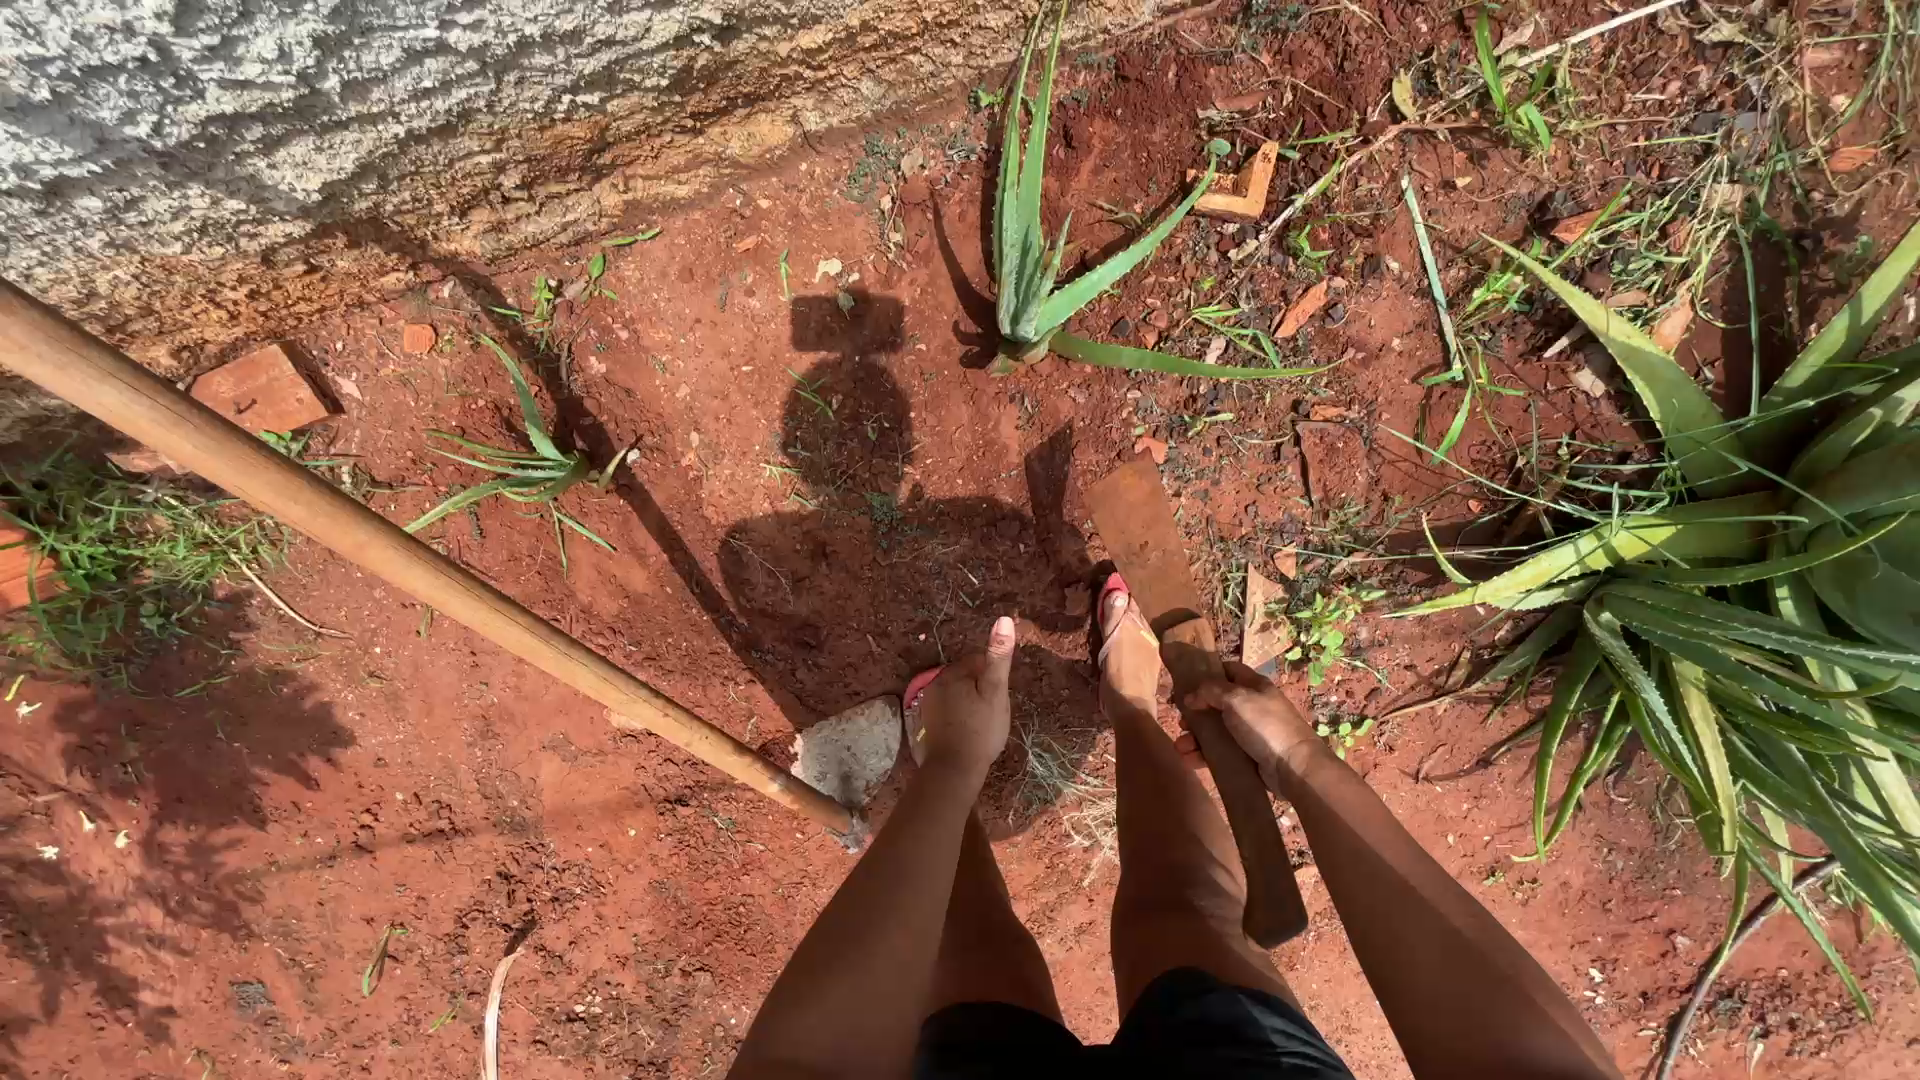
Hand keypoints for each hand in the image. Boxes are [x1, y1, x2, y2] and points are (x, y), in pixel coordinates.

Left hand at [913, 616, 1015, 780]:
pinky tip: (969, 730)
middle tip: (993, 711)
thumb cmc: (980, 730)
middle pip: (967, 676)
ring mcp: (929, 703)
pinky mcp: (928, 721)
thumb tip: (1003, 619)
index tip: (999, 697)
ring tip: (983, 722)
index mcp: (952, 673)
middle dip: (981, 689)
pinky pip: (950, 709)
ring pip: (958, 693)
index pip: (979, 660)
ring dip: (971, 702)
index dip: (993, 677)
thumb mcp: (995, 692)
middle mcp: (935, 683)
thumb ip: (999, 657)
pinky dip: (961, 715)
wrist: (953, 770)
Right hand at [1184, 661, 1323, 787]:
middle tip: (1182, 721)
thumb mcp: (1236, 698)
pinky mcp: (1246, 756)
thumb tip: (1190, 697)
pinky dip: (1202, 754)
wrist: (1293, 767)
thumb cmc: (1265, 725)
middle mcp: (1251, 706)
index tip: (1185, 681)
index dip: (1207, 672)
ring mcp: (1249, 732)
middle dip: (1195, 712)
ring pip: (1214, 730)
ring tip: (1181, 746)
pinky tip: (1188, 758)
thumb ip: (1210, 691)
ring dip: (1195, 737)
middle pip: (1216, 703)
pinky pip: (1219, 752)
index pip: (1228, 670)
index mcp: (1254, 686)